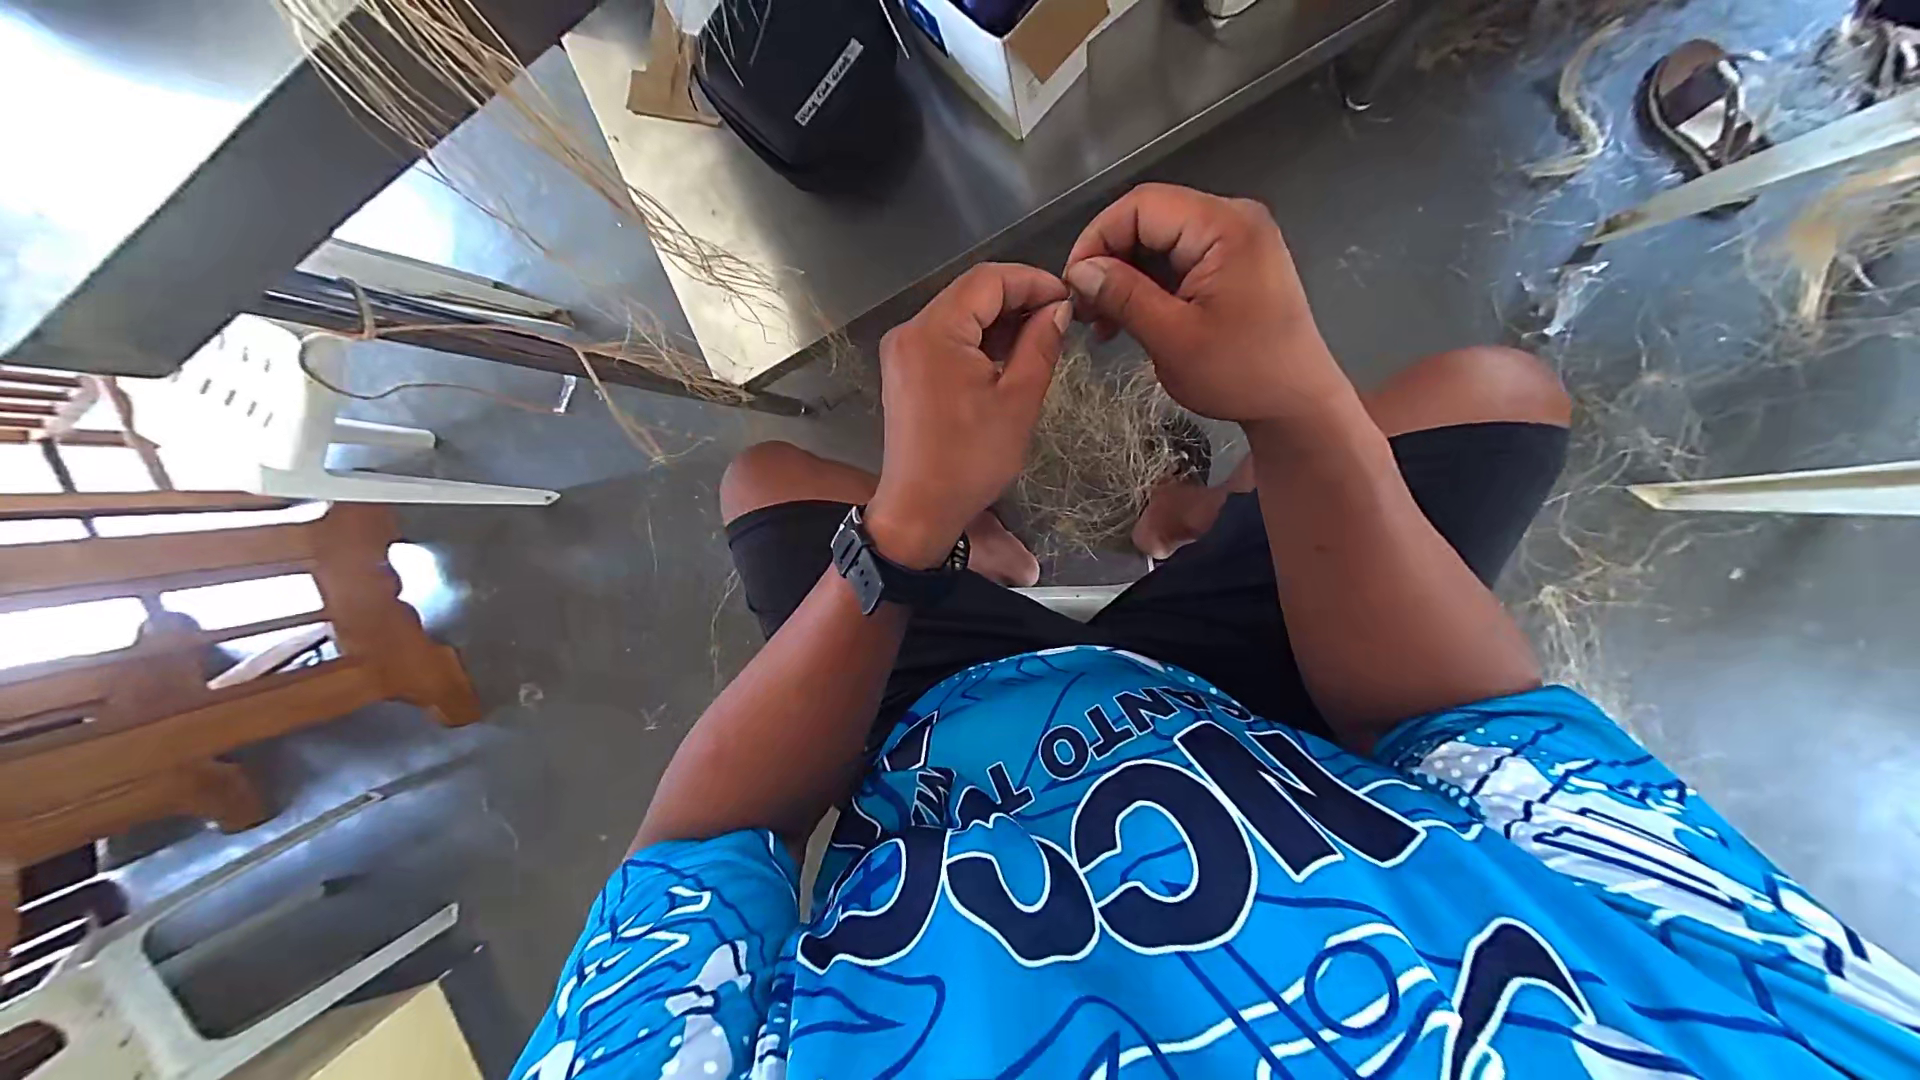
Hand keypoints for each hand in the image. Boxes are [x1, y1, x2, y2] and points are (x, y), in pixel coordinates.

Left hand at [866, 264, 1071, 567]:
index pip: (987, 279)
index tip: (1067, 298)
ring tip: (1038, 340)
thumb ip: (1039, 345)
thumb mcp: (1017, 401)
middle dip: (1016, 301)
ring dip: (998, 322)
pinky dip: (976, 342)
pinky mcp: (903, 371)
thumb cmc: (971, 461)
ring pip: (958, 316)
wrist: (920, 508)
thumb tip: (1057, 309)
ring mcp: (902, 351)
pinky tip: (1005, 357)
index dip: (1032, 281)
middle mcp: (909, 331)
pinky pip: (944, 340)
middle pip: (969, 294)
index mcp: (933, 332)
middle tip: (1058, 320)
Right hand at [1063, 183, 1352, 424]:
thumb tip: (1079, 271)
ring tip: (1100, 322)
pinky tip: (1124, 321)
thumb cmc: (1238, 373)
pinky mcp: (1230, 266)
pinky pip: (1176, 264)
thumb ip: (1124, 296)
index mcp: (1224, 226)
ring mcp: (1233, 242)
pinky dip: (1146, 289)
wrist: (1294, 402)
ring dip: (1123, 279)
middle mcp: (1231, 220)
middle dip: (1108, 262)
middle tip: (1083, 310)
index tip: (1072, 284)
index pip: (1141, 205)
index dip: (1096, 238)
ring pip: (1158, 244)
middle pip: (1149, 220)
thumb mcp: (1172, 337)